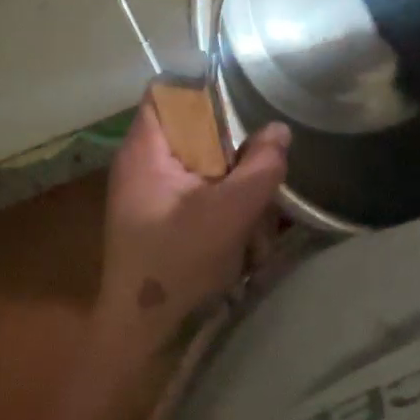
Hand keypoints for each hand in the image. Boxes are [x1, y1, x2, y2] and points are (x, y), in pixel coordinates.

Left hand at [97, 96, 289, 349]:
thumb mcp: (230, 213)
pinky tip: (244, 227)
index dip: (202, 86)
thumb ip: (260, 166)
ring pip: (199, 159)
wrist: (140, 334)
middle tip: (261, 154)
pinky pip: (197, 186)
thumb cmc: (176, 264)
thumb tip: (279, 129)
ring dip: (232, 176)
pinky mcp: (159, 214)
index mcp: (145, 150)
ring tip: (257, 200)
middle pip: (190, 125)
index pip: (166, 91)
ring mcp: (149, 190)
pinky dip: (222, 198)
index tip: (242, 97)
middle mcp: (141, 162)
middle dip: (230, 140)